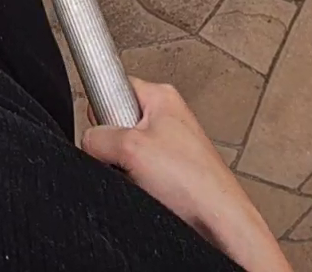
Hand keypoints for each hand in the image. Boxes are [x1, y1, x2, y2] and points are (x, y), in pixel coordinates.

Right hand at [84, 80, 292, 271]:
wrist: (222, 226)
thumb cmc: (195, 183)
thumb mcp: (129, 148)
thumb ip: (97, 137)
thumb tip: (88, 142)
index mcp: (161, 95)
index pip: (113, 84)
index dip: (103, 108)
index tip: (105, 125)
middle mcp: (168, 116)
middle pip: (117, 122)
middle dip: (115, 146)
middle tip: (127, 159)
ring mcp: (172, 145)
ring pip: (127, 151)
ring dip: (127, 168)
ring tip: (143, 181)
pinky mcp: (174, 172)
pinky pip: (140, 171)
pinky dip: (139, 183)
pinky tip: (150, 193)